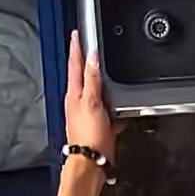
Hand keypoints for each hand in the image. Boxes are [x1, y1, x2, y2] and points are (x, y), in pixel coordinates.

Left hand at [65, 30, 114, 157]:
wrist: (92, 161)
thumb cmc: (88, 135)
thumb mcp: (92, 102)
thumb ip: (93, 79)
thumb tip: (92, 57)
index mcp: (74, 94)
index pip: (74, 64)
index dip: (76, 48)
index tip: (76, 34)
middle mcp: (79, 101)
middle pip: (84, 75)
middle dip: (86, 60)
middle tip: (87, 44)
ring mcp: (90, 111)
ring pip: (97, 90)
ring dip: (101, 79)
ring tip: (105, 67)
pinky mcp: (100, 122)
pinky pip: (109, 106)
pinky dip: (115, 101)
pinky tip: (121, 102)